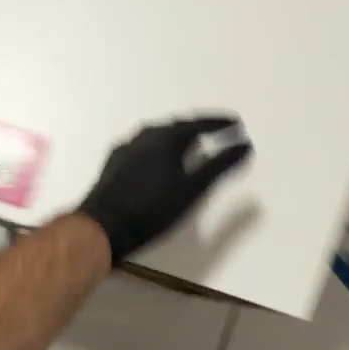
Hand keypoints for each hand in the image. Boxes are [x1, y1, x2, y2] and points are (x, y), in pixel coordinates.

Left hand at [75, 116, 251, 265]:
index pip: (198, 123)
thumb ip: (220, 165)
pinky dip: (156, 151)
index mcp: (165, 137)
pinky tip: (158, 163)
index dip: (219, 124)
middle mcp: (143, 136)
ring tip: (189, 147)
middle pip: (175, 127)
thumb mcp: (193, 188)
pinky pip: (141, 149)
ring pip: (155, 137)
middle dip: (196, 129)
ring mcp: (124, 150)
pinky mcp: (112, 164)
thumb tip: (245, 145)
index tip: (236, 124)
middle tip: (214, 133)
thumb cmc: (152, 208)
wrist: (104, 226)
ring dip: (175, 139)